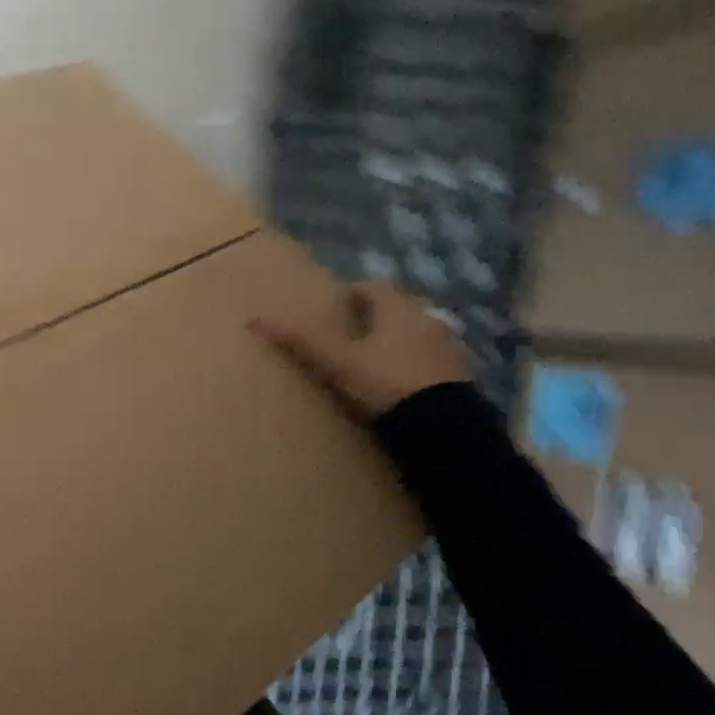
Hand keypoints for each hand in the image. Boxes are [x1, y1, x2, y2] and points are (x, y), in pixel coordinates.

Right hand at [249, 281, 471, 419]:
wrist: (442, 427)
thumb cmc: (385, 383)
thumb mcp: (336, 362)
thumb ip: (301, 339)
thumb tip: (254, 318)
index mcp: (399, 309)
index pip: (373, 287)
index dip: (351, 294)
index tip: (333, 309)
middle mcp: (428, 318)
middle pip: (398, 307)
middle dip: (376, 315)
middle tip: (350, 334)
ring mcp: (448, 346)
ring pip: (416, 331)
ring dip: (397, 338)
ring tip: (373, 358)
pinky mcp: (459, 373)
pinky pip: (430, 356)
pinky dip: (413, 361)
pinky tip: (398, 381)